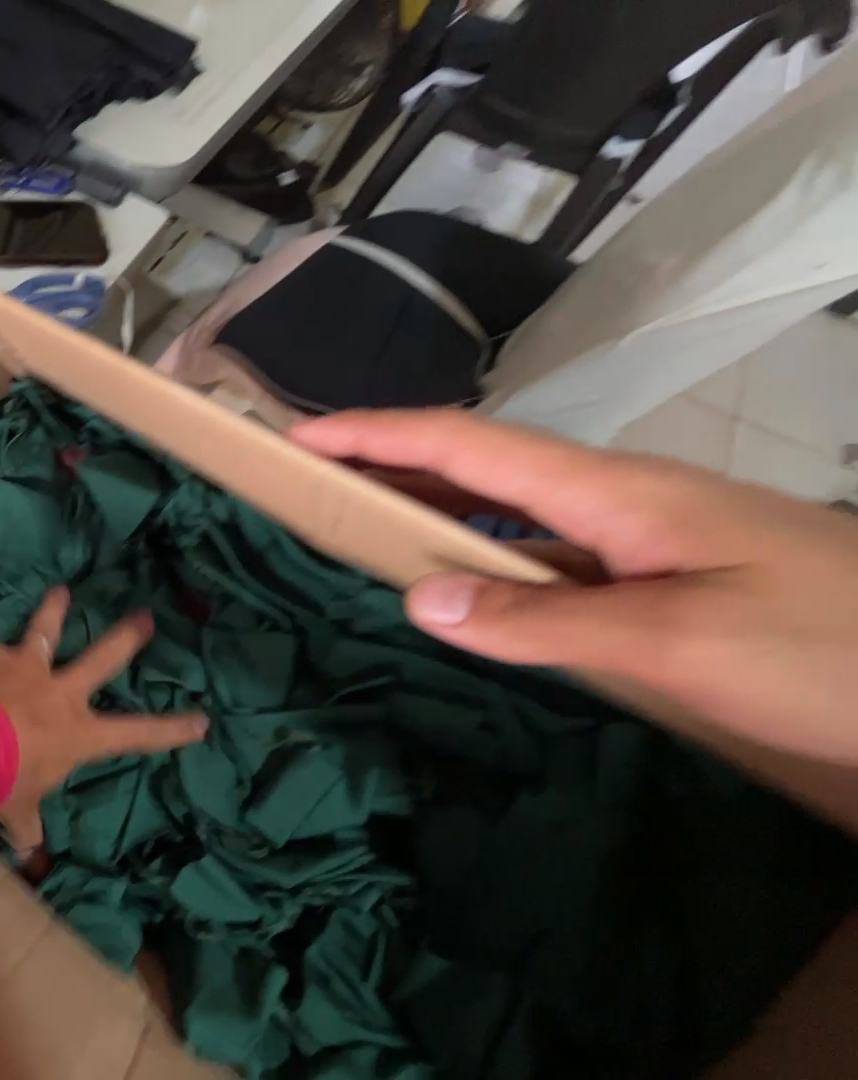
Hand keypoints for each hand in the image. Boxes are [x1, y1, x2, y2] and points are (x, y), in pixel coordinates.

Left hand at [0, 587, 208, 848]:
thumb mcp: (17, 808)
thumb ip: (25, 825)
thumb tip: (27, 851)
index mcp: (78, 733)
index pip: (136, 734)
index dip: (170, 730)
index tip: (201, 720)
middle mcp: (58, 692)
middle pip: (101, 660)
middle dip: (125, 639)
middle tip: (145, 617)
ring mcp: (24, 668)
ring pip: (44, 631)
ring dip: (52, 610)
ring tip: (59, 590)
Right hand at [290, 409, 857, 765]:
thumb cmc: (842, 653)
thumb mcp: (682, 641)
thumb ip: (537, 620)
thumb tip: (414, 597)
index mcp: (612, 493)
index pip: (464, 445)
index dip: (374, 433)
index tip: (298, 436)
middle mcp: (614, 500)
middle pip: (473, 462)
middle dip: (383, 457)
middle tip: (307, 474)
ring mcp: (636, 536)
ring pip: (503, 506)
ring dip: (424, 504)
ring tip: (354, 518)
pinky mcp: (651, 574)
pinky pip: (534, 549)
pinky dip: (473, 552)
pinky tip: (453, 579)